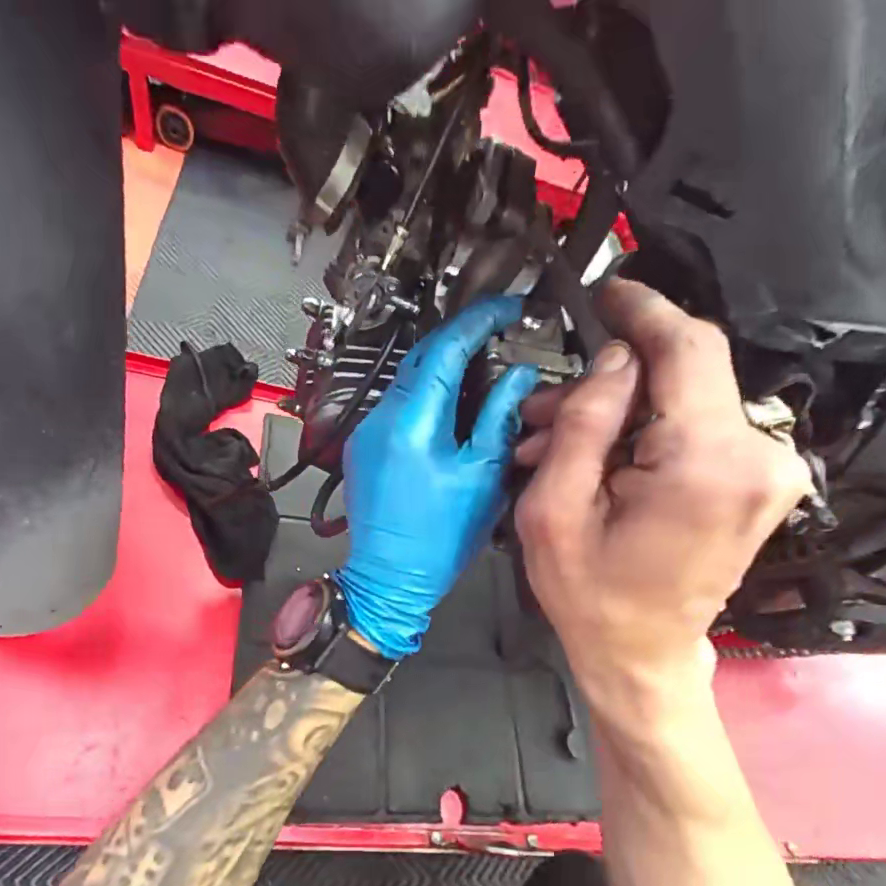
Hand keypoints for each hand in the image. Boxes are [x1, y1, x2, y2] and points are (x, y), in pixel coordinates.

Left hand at [335, 295, 540, 658]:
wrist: (389, 577)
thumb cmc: (437, 538)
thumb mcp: (482, 475)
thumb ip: (499, 418)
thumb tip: (518, 377)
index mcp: (412, 420)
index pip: (444, 347)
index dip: (479, 321)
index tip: (506, 309)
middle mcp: (381, 416)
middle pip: (422, 356)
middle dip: (462, 339)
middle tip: (499, 334)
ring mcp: (368, 431)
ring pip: (409, 378)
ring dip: (445, 366)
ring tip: (483, 367)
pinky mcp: (367, 446)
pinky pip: (399, 403)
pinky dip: (429, 393)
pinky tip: (454, 404)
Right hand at [513, 279, 811, 711]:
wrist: (642, 655)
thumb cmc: (592, 596)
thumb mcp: (554, 511)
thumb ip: (584, 421)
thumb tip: (611, 358)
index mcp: (707, 462)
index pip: (686, 347)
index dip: (643, 310)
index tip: (608, 290)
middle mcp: (758, 457)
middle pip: (686, 370)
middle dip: (612, 377)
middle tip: (546, 407)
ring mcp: (769, 470)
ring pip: (687, 398)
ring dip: (622, 408)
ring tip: (557, 440)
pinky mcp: (759, 480)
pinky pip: (699, 426)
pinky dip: (647, 430)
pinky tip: (598, 455)